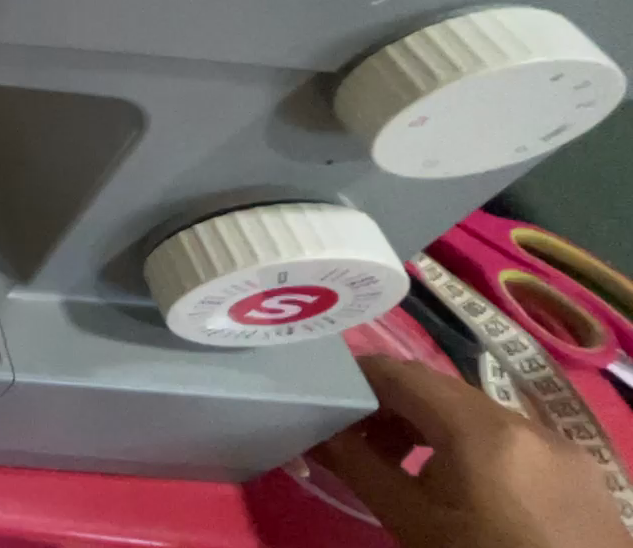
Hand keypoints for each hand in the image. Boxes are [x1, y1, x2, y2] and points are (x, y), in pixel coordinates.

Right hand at [313, 354, 629, 547]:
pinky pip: (503, 432)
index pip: (396, 371)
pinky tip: (451, 477)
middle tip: (354, 434)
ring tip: (398, 460)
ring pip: (467, 407)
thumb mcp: (408, 516)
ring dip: (422, 420)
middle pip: (432, 385)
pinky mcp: (579, 470)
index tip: (323, 401)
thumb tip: (308, 428)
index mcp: (481, 427)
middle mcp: (524, 421)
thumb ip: (352, 461)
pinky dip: (462, 439)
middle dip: (384, 402)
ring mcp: (559, 445)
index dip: (351, 377)